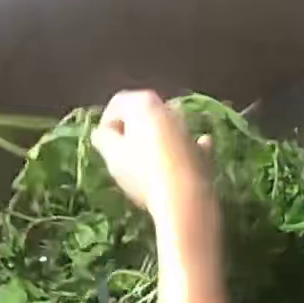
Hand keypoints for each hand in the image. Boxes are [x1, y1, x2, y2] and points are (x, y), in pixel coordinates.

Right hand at [90, 90, 214, 231]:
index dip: (107, 122)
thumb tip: (101, 133)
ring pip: (166, 130)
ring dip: (155, 142)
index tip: (102, 142)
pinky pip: (189, 147)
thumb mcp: (113, 156)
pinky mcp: (202, 154)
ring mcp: (189, 131)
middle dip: (131, 131)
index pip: (118, 103)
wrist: (184, 199)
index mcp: (143, 103)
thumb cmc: (142, 173)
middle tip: (121, 154)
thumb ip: (103, 140)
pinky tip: (178, 161)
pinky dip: (182, 151)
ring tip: (144, 165)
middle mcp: (169, 109)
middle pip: (144, 115)